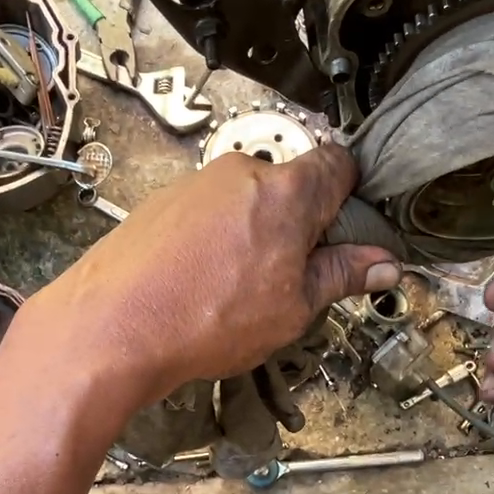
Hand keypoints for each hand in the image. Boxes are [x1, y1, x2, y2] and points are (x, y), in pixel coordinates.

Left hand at [25, 145, 399, 398]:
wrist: (114, 327)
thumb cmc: (201, 318)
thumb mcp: (292, 308)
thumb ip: (339, 277)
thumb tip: (379, 265)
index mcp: (286, 191)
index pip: (339, 165)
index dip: (351, 198)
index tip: (350, 233)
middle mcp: (240, 173)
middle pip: (290, 187)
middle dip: (301, 228)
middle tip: (297, 279)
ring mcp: (197, 185)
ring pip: (247, 204)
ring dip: (257, 238)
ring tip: (241, 293)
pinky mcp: (164, 203)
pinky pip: (209, 215)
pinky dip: (218, 243)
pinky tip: (206, 286)